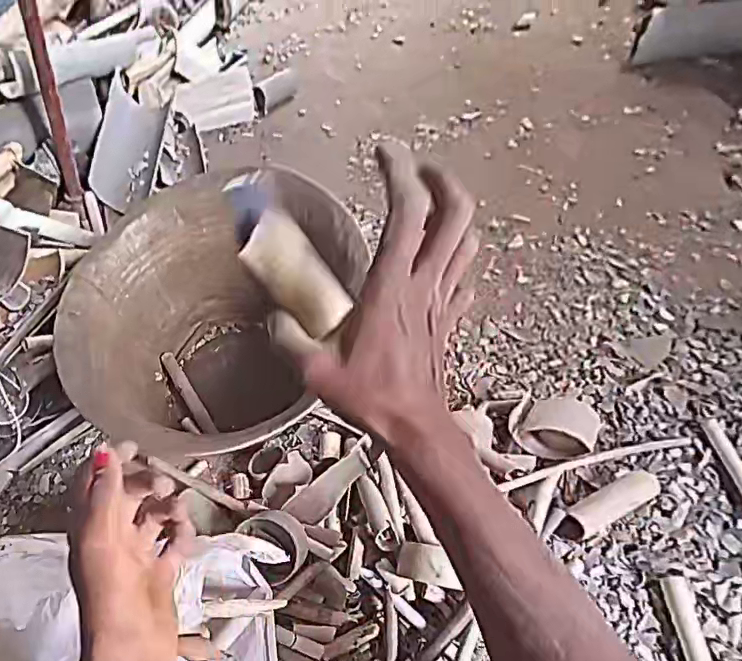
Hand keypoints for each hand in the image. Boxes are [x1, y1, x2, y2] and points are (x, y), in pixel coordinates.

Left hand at [68, 441, 196, 660]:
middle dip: (145, 484)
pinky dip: (181, 536)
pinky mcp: (159, 574)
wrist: (131, 650)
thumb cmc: (109, 601)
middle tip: (161, 483)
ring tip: (177, 512)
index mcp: (89, 531)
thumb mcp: (99, 540)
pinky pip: (173, 544)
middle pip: (128, 498)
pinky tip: (183, 539)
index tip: (132, 446)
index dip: (110, 463)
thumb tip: (105, 454)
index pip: (94, 485)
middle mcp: (111, 541)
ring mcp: (136, 558)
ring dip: (167, 509)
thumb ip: (103, 495)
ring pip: (153, 518)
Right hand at [276, 143, 480, 451]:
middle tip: (420, 171)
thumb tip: (274, 322)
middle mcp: (422, 287)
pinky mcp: (447, 322)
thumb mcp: (317, 371)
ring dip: (456, 215)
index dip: (400, 172)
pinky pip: (463, 280)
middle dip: (442, 181)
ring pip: (467, 241)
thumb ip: (290, 340)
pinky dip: (458, 262)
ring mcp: (440, 303)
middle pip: (455, 213)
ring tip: (436, 206)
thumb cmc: (374, 398)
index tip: (385, 153)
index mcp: (390, 288)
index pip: (408, 211)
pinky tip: (446, 265)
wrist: (413, 426)